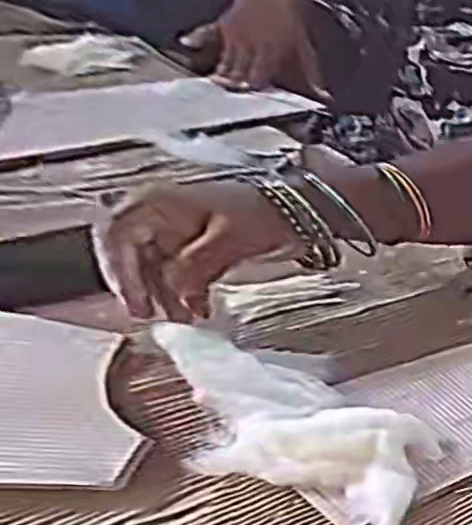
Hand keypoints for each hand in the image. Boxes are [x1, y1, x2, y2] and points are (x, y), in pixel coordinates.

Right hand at [103, 181, 300, 319]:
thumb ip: (200, 263)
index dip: (121, 271)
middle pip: (133, 253)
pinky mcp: (198, 245)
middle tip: (153, 317)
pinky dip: (186, 289)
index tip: (136, 301)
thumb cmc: (265, 216)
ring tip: (180, 319)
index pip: (119, 237)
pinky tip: (196, 308)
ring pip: (157, 264)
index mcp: (155, 204)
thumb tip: (175, 290)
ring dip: (165, 292)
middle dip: (142, 286)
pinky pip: (181, 268)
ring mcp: (177, 230)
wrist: (300, 213)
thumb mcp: (232, 239)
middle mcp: (157, 215)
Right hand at [181, 0, 328, 99]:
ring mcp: (233, 34)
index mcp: (268, 54)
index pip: (258, 76)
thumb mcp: (307, 52)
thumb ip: (313, 76)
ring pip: (225, 56)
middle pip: (238, 69)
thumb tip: (325, 98)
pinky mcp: (223, 25)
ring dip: (220, 70)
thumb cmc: (289, 22)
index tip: (247, 96)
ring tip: (214, 83)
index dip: (253, 87)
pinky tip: (187, 43)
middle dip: (233, 83)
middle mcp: (248, 46)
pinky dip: (197, 39)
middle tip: (226, 95)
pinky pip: (208, 33)